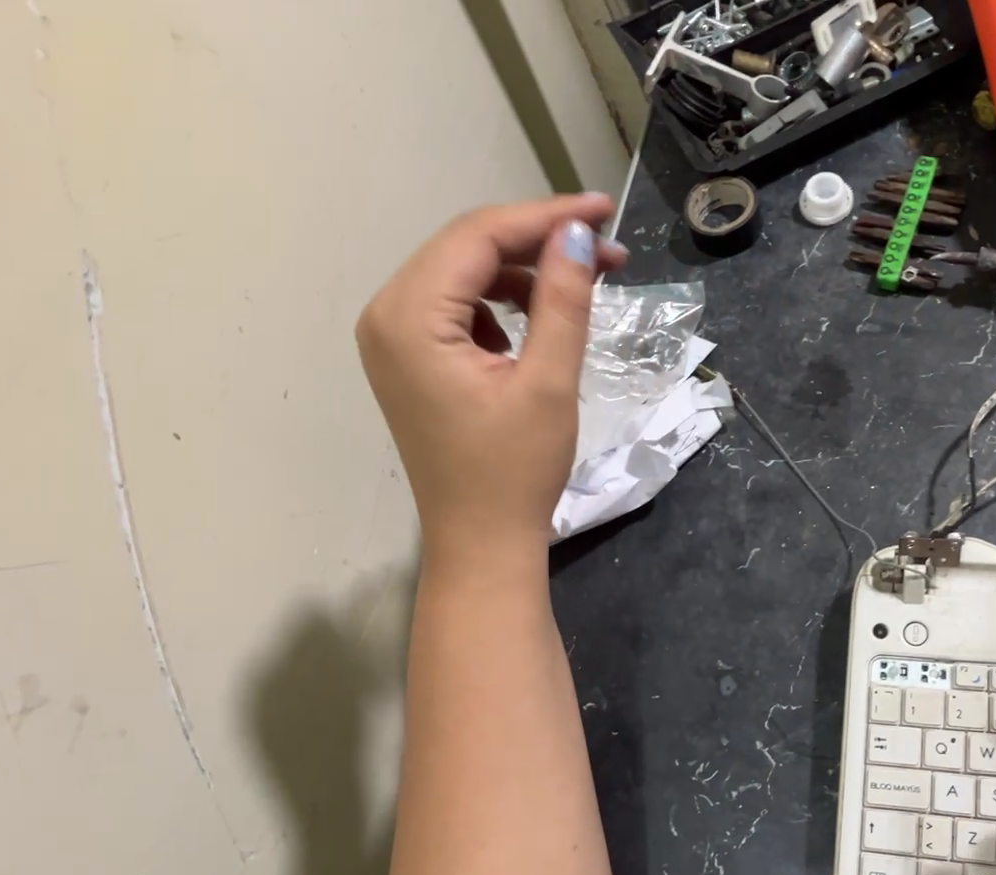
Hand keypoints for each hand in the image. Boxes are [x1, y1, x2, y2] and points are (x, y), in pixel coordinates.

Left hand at [356, 194, 628, 565]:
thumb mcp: (549, 383)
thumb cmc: (515, 472)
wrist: (482, 543)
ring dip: (525, 274)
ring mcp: (394, 339)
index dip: (546, 216)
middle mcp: (387, 315)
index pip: (479, 237)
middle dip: (539, 243)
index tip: (605, 211)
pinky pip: (460, 308)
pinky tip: (541, 323)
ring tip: (584, 287)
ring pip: (465, 276)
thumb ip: (564, 301)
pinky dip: (504, 304)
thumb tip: (578, 235)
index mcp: (409, 317)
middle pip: (468, 249)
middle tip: (608, 253)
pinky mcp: (412, 360)